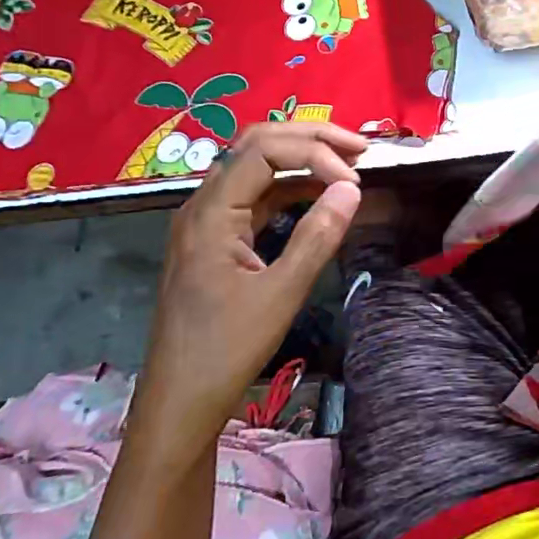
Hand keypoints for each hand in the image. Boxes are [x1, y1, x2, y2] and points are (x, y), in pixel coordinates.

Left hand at [136, 123, 365, 448]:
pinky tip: (317, 196)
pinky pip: (252, 200)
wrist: (180, 399)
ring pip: (254, 171)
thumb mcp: (280, 294)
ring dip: (299, 161)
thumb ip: (317, 237)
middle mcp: (202, 205)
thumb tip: (352, 188)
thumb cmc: (226, 349)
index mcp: (210, 211)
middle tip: (359, 146)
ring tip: (346, 163)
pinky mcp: (215, 242)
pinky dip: (287, 191)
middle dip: (308, 139)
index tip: (355, 179)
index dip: (314, 152)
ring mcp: (206, 223)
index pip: (264, 149)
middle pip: (255, 146)